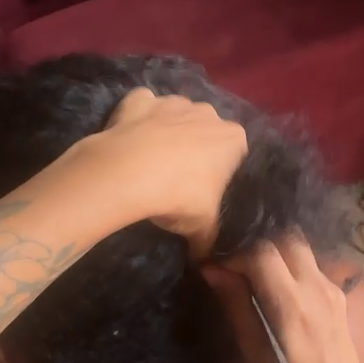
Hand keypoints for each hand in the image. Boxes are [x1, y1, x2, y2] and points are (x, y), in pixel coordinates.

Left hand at [64, 88, 247, 256]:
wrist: (126, 173)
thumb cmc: (178, 197)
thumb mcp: (203, 227)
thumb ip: (209, 241)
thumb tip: (205, 263)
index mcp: (233, 138)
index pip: (237, 153)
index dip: (223, 172)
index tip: (208, 190)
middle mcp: (208, 112)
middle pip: (208, 130)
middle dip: (198, 148)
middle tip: (180, 179)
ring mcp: (173, 102)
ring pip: (177, 114)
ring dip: (169, 130)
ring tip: (153, 160)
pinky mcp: (139, 99)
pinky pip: (144, 105)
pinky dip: (139, 117)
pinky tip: (132, 137)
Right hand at [204, 233, 363, 362]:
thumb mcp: (255, 354)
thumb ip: (237, 305)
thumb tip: (213, 269)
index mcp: (292, 302)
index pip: (261, 250)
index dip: (234, 254)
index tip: (216, 270)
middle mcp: (316, 286)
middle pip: (285, 238)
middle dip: (257, 246)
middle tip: (237, 269)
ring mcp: (332, 290)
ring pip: (302, 249)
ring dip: (276, 254)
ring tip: (255, 278)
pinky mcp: (340, 298)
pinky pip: (313, 267)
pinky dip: (292, 267)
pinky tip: (279, 291)